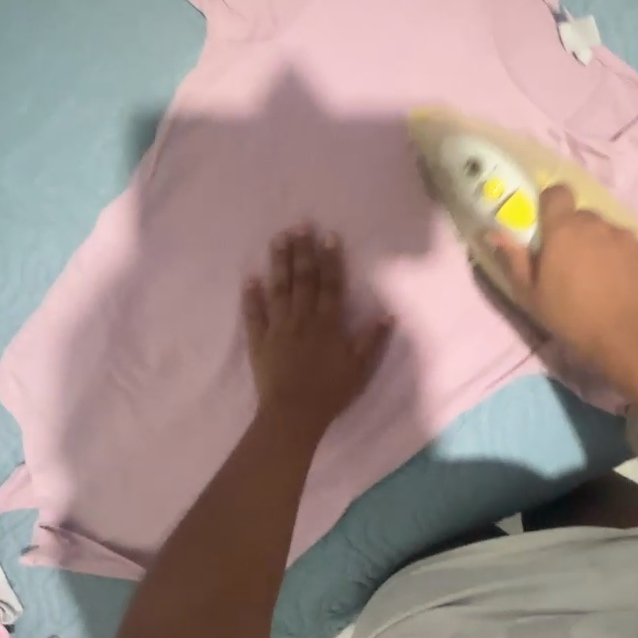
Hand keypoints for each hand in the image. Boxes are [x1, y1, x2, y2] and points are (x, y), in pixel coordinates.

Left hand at [243, 226, 392, 440]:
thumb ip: (372, 340)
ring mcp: (278, 328)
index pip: (331, 285)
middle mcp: (302, 319)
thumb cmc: (331, 392)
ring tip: (277, 239)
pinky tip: (250, 278)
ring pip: (279, 289)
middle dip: (302, 251)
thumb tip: (388, 313)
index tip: (329, 235)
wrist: (294, 413)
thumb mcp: (360, 368)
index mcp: (328, 324)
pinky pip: (254, 315)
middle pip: (303, 279)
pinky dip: (251, 297)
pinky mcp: (260, 342)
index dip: (331, 259)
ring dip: (278, 263)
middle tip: (299, 224)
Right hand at [491, 184, 637, 366]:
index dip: (551, 203)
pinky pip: (629, 246)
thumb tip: (494, 234)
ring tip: (598, 278)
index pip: (557, 192)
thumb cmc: (571, 318)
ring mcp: (626, 236)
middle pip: (582, 216)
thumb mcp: (531, 296)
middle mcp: (597, 224)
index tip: (547, 225)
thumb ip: (513, 261)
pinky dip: (622, 259)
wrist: (628, 337)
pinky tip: (620, 285)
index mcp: (563, 230)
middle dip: (574, 233)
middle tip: (569, 264)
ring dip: (599, 246)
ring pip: (607, 231)